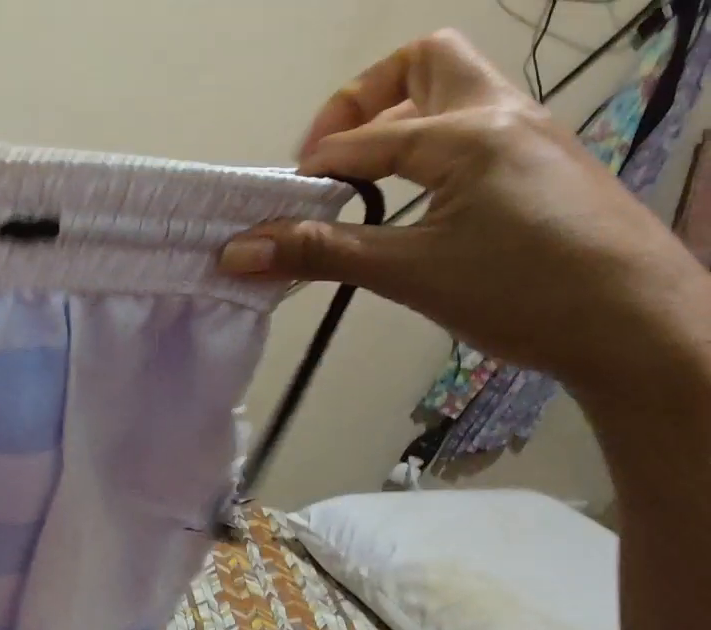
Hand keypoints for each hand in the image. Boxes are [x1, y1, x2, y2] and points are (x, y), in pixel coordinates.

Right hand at [219, 30, 710, 401]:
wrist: (638, 322)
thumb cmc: (520, 290)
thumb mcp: (407, 272)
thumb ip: (318, 254)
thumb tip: (234, 252)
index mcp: (468, 133)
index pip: (360, 139)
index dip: (306, 175)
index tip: (275, 217)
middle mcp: (501, 116)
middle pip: (423, 64)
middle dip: (362, 102)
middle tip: (328, 162)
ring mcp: (528, 137)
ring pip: (452, 95)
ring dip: (394, 125)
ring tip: (357, 188)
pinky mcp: (539, 167)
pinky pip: (469, 132)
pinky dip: (423, 152)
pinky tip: (405, 206)